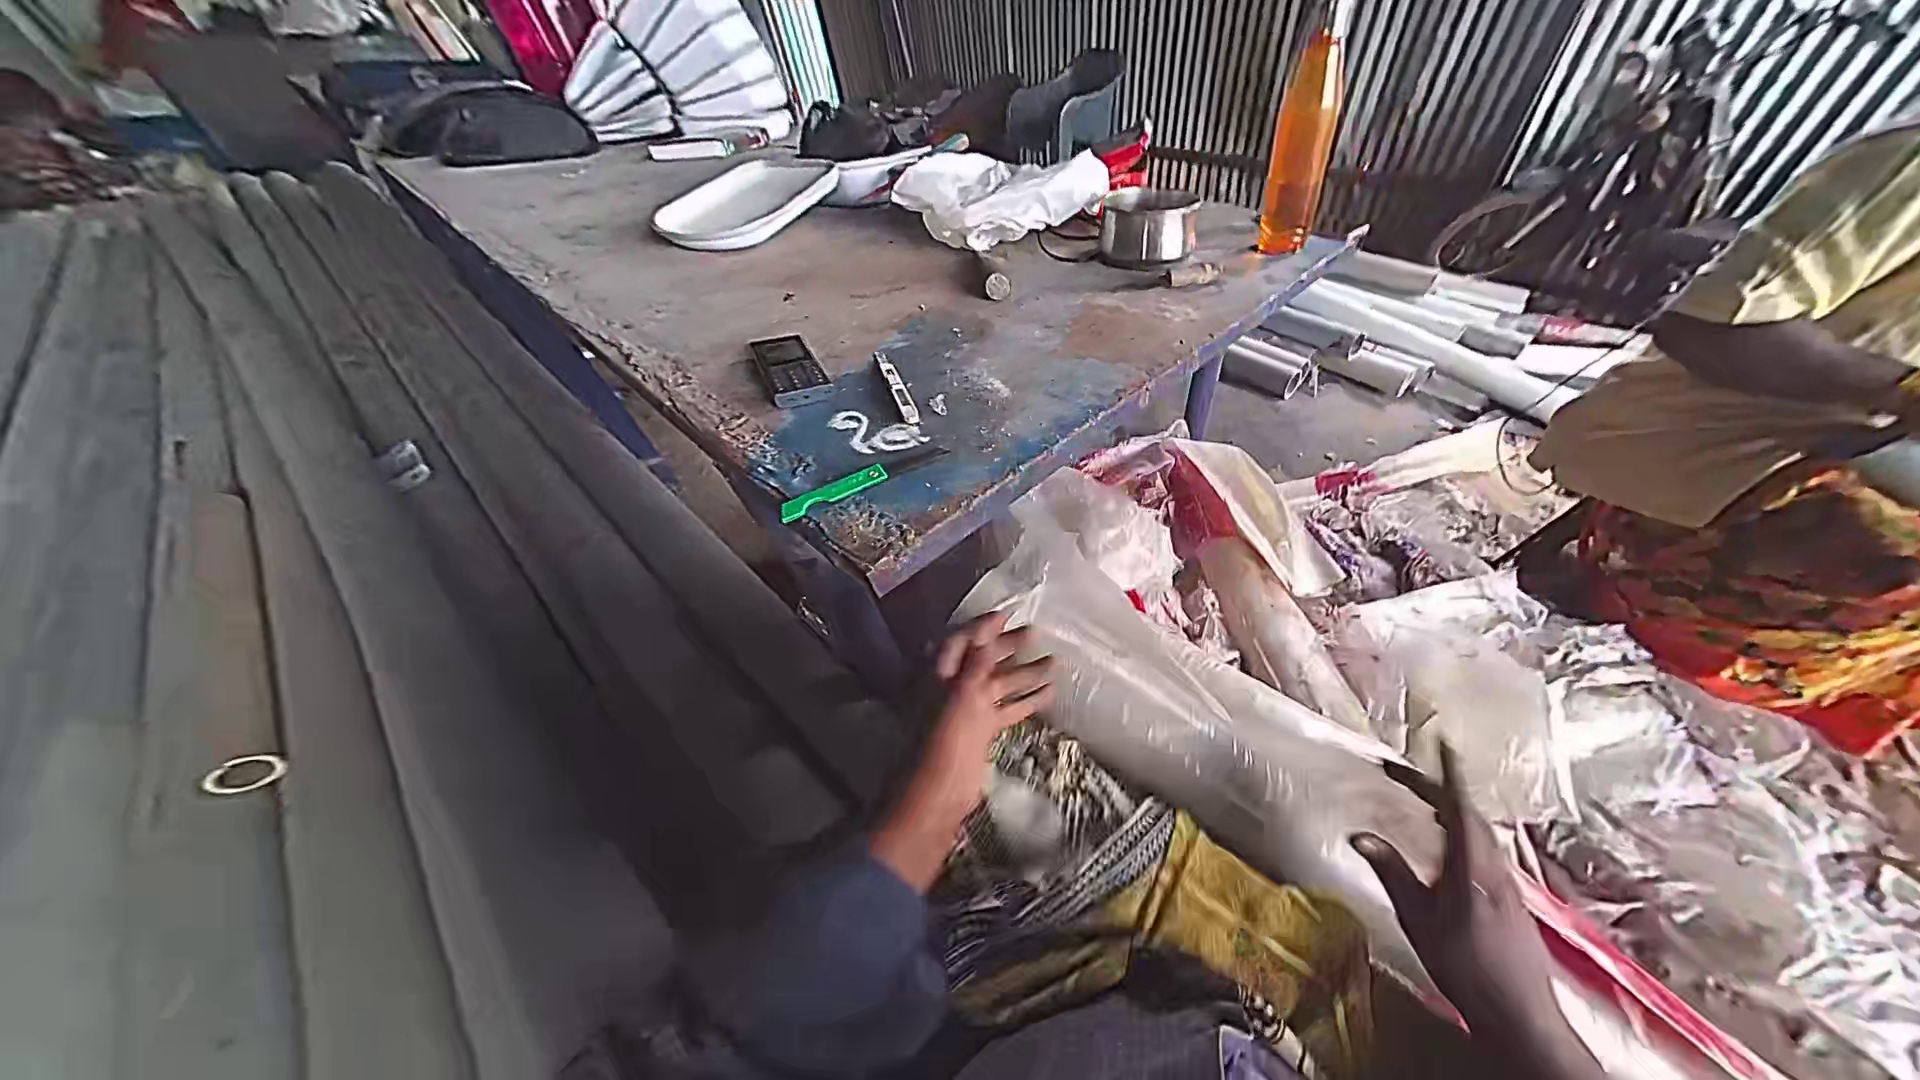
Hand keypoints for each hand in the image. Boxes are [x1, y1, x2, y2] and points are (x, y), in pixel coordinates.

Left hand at [931, 611, 1054, 751]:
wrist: (941, 787)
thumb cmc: (947, 735)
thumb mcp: (963, 692)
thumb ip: (977, 662)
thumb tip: (989, 632)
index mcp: (943, 674)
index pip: (963, 640)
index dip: (983, 627)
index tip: (1008, 615)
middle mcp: (955, 686)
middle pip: (984, 658)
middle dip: (1009, 645)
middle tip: (1037, 634)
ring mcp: (970, 709)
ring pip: (1001, 683)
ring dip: (1025, 672)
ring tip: (1053, 661)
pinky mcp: (983, 729)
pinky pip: (1009, 708)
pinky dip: (1027, 699)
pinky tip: (1049, 692)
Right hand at [1352, 745, 1602, 1078]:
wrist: (1521, 1017)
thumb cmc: (1465, 965)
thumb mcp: (1418, 916)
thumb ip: (1392, 871)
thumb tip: (1359, 833)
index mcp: (1472, 864)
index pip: (1460, 806)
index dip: (1448, 773)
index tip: (1440, 743)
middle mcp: (1495, 866)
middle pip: (1467, 813)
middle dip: (1435, 785)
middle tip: (1399, 772)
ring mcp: (1506, 883)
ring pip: (1477, 830)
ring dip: (1448, 806)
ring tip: (1418, 796)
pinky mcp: (1509, 897)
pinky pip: (1482, 846)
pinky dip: (1458, 828)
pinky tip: (1442, 837)